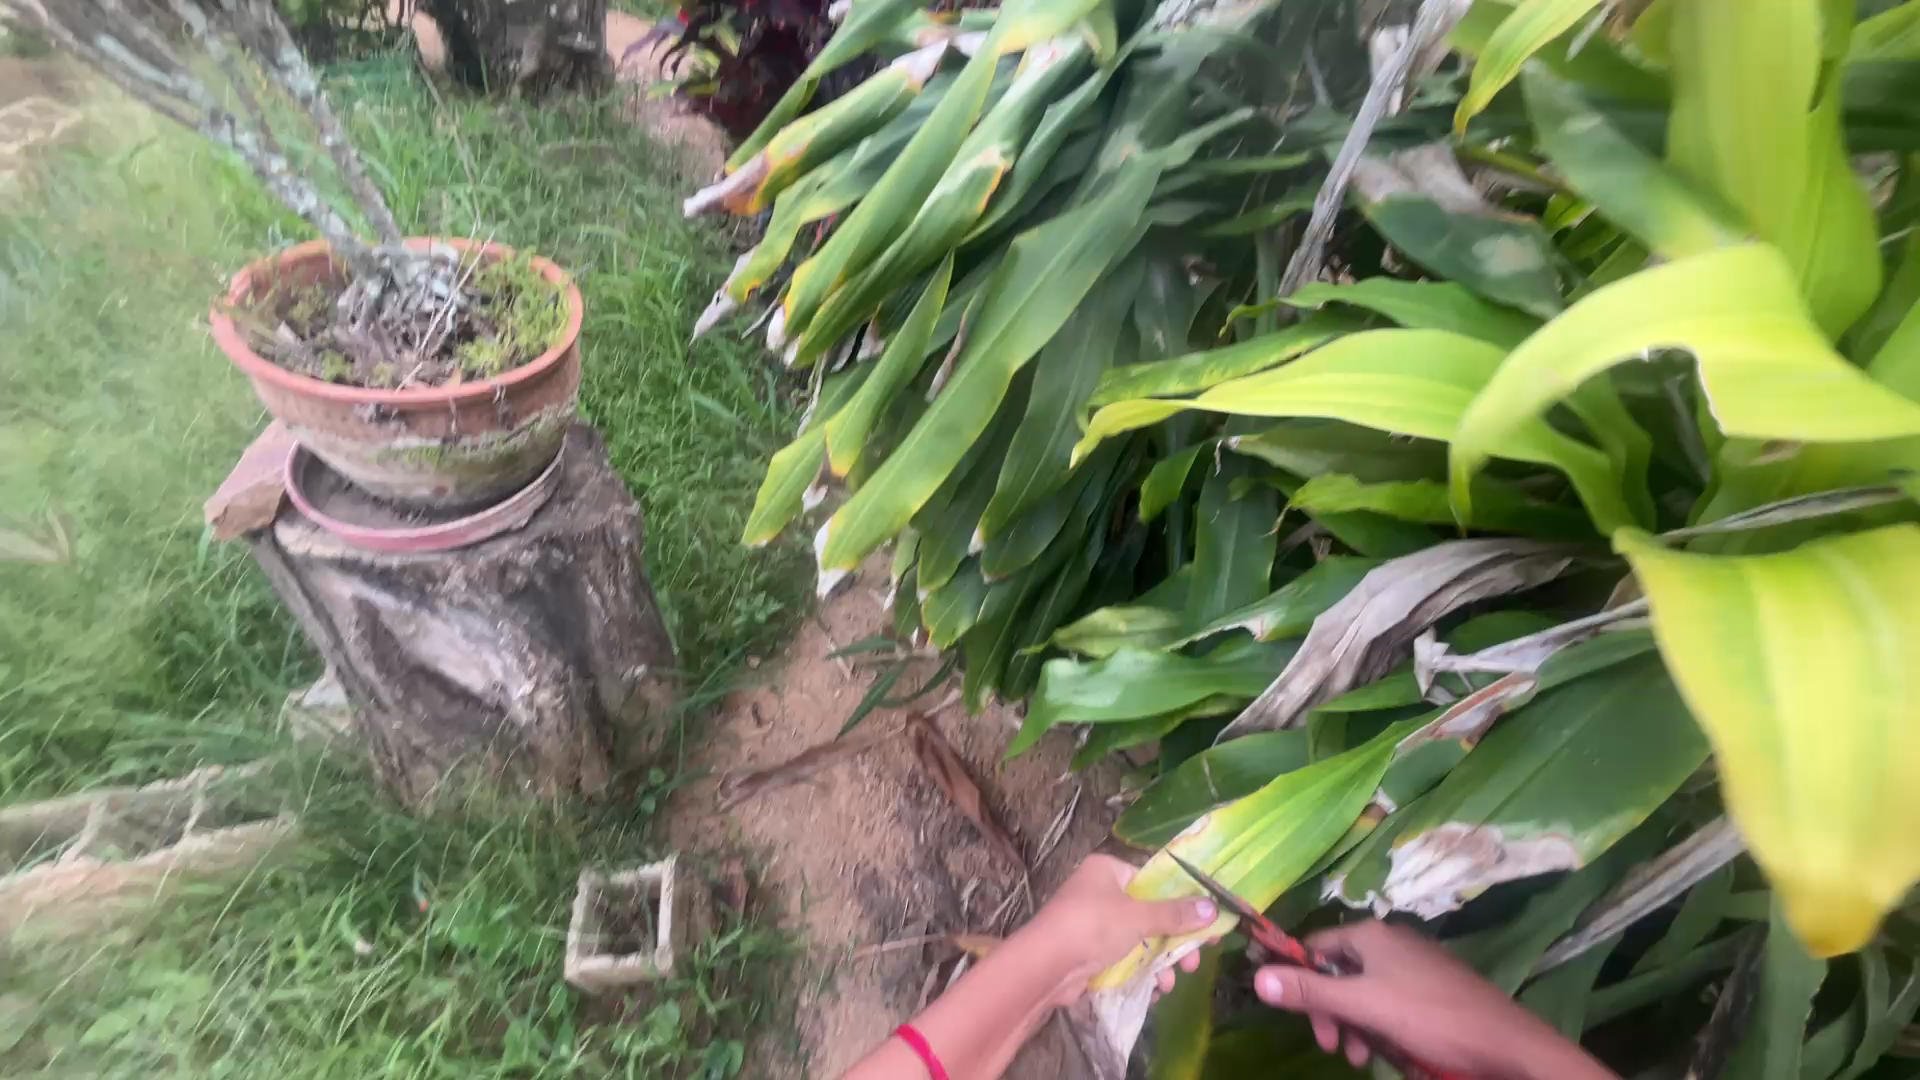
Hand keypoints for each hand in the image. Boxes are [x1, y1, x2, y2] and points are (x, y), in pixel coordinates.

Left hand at [1017, 854, 1217, 1004]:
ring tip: (1171, 983)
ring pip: (1139, 938)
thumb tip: (1212, 906)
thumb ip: (1174, 914)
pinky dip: (1141, 971)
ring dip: (1159, 961)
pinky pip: (1125, 957)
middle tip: (1194, 961)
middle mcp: (1100, 891)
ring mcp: (1094, 922)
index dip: (1181, 901)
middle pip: (1148, 912)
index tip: (1206, 922)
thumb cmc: (1092, 926)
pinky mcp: (1091, 950)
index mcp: (1108, 870)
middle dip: (1172, 940)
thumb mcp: (1137, 917)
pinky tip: (1155, 990)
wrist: (1047, 964)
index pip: (1151, 880)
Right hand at [1252, 921, 1616, 1079]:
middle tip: (1336, 1048)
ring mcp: (1417, 966)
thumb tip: (1257, 977)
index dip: (1302, 980)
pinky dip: (1387, 1029)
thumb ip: (1310, 993)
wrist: (1516, 1050)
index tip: (1304, 1018)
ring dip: (1359, 1026)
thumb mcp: (1365, 1008)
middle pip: (1341, 973)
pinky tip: (1398, 1056)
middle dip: (1334, 1012)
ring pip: (1368, 993)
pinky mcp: (1438, 991)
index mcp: (1370, 935)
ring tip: (1365, 1058)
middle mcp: (1390, 942)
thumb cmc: (1433, 1019)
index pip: (1315, 947)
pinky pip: (1395, 1004)